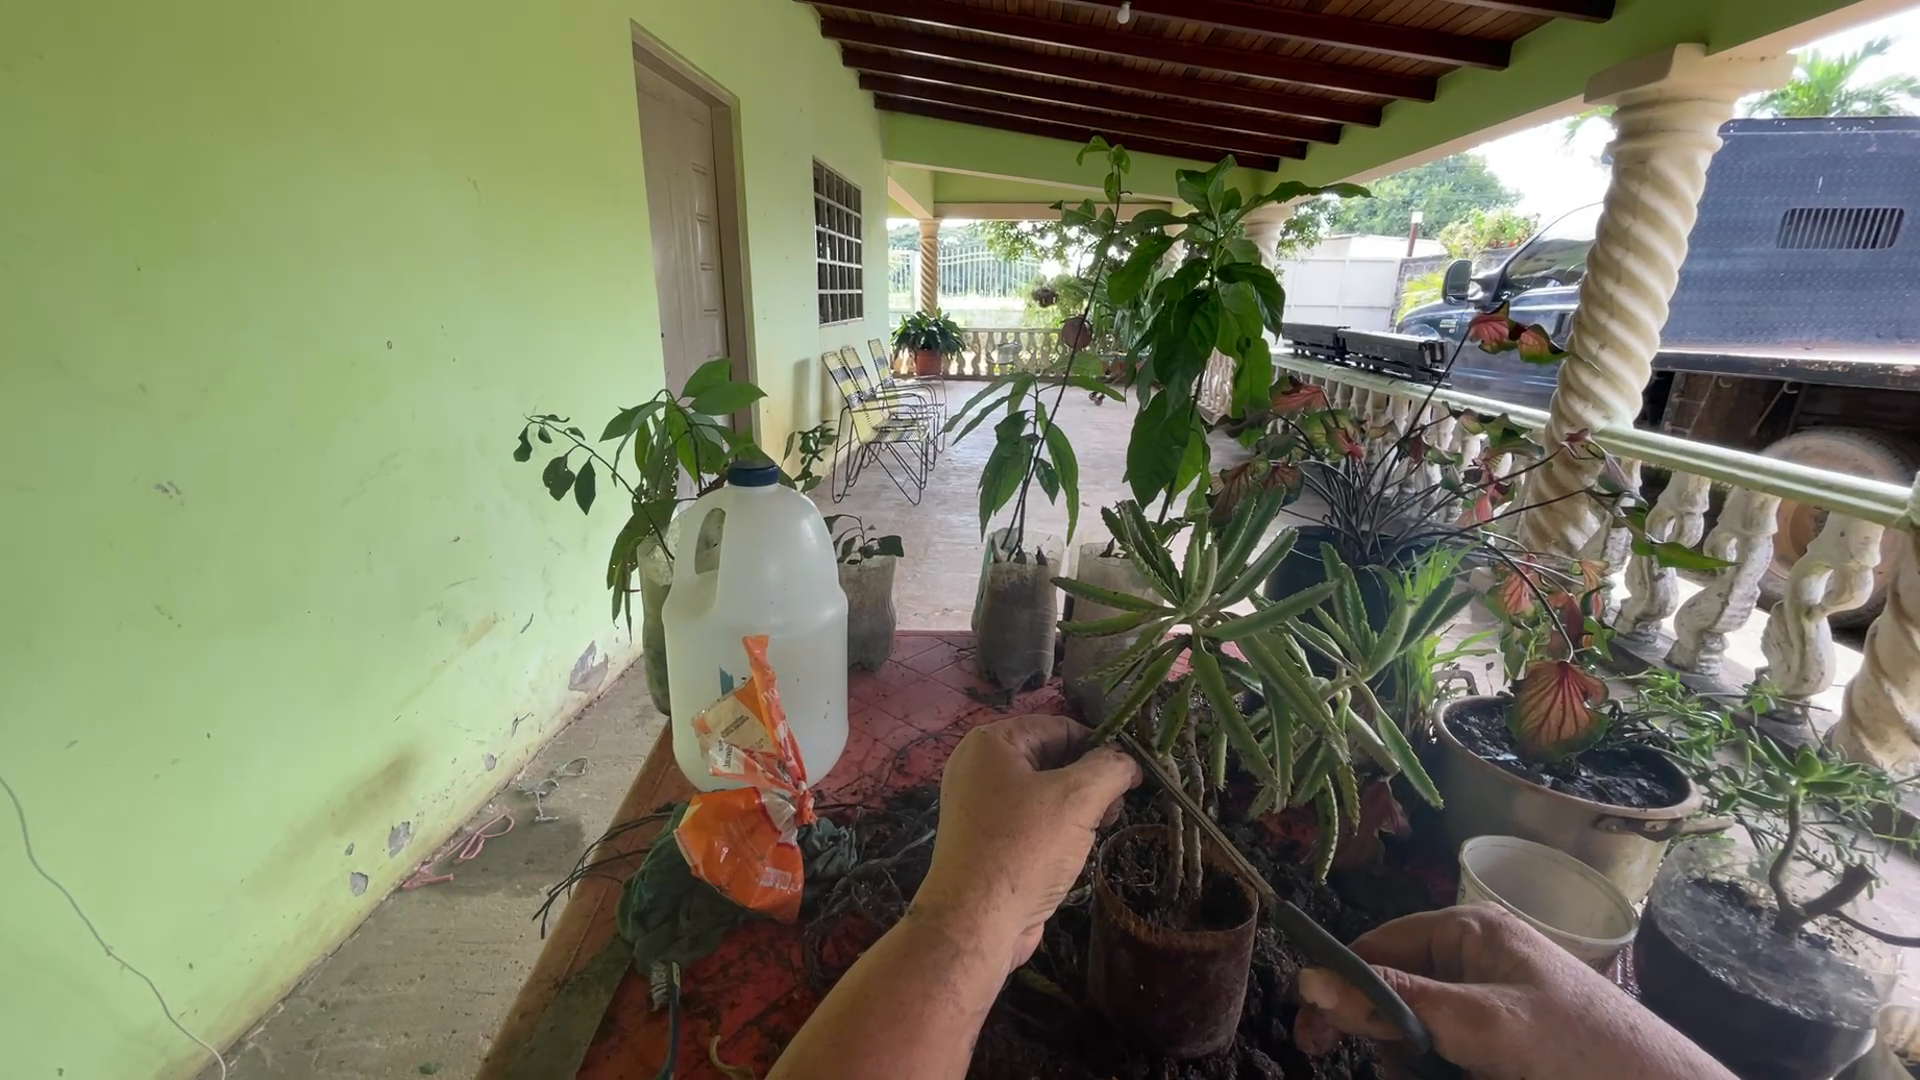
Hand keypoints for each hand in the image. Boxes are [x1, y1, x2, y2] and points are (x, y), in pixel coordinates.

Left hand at [907, 714, 1140, 974]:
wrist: (974, 922)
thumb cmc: (1025, 848)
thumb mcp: (1077, 799)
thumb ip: (1110, 769)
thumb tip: (1131, 760)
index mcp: (992, 741)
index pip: (1060, 727)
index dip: (1100, 746)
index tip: (1132, 773)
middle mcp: (979, 765)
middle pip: (1051, 757)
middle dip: (1089, 779)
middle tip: (1117, 806)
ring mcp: (977, 803)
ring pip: (1042, 790)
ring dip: (1077, 806)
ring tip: (1100, 828)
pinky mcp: (984, 837)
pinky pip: (1028, 818)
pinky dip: (1055, 826)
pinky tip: (1075, 848)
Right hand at [1293, 904, 1733, 1079]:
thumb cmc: (1591, 1059)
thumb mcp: (1483, 1028)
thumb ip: (1394, 1004)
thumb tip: (1305, 979)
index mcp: (1468, 930)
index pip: (1376, 946)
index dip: (1341, 986)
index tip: (1312, 1037)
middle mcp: (1477, 958)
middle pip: (1395, 990)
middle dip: (1385, 1037)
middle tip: (1390, 1075)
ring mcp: (1499, 1003)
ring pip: (1423, 1030)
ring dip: (1415, 1063)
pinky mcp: (1517, 1043)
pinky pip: (1456, 1052)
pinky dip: (1446, 1070)